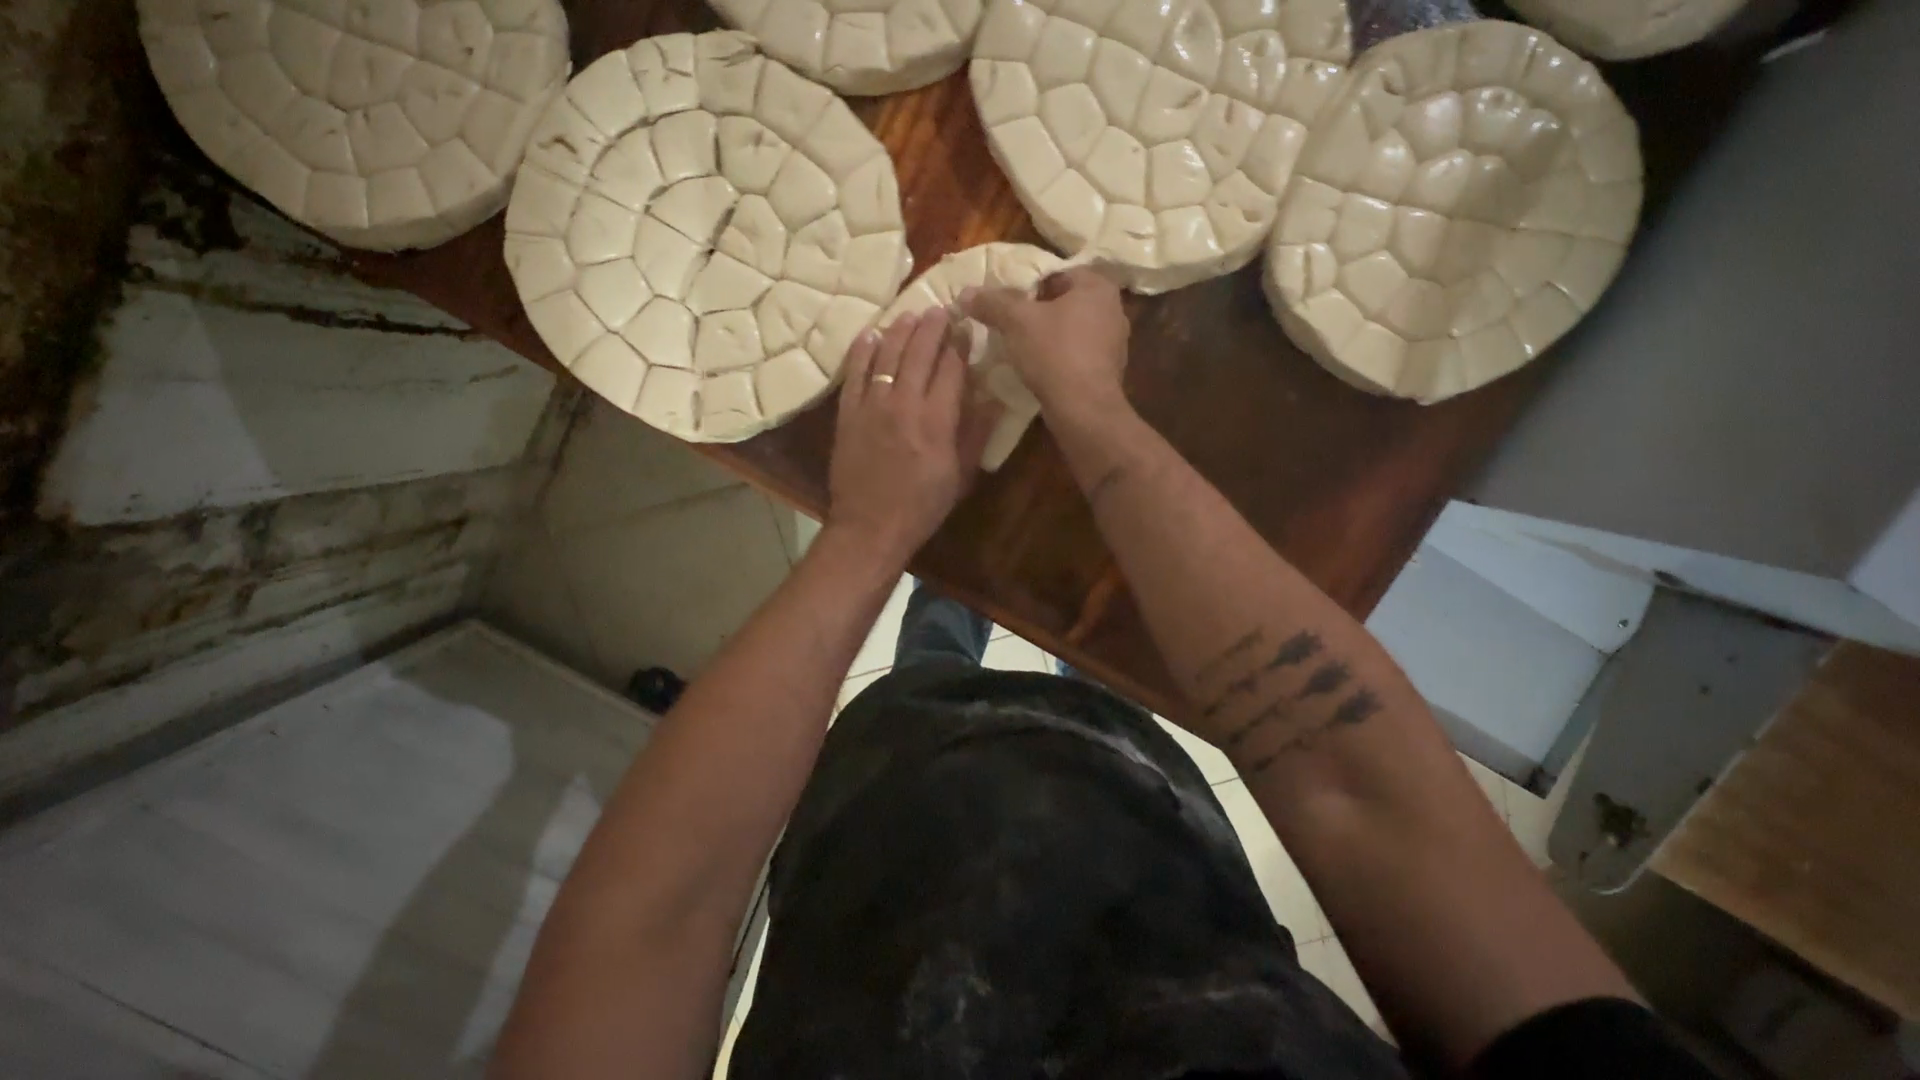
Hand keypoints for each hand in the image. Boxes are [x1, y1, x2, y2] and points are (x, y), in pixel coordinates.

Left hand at [827, 308, 996, 563]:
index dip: (961, 344)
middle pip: (920, 353)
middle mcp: (905, 405)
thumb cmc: (922, 506)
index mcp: (938, 421)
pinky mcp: (847, 414)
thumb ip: (976, 434)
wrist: (870, 527)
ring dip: (900, 331)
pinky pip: (854, 374)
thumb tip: (994, 398)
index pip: (952, 368)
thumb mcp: (961, 475)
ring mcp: (872, 406)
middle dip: (932, 327)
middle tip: (940, 309)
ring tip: (910, 314)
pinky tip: (870, 335)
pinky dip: (862, 351)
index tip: (967, 328)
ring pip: (887, 356)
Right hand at [959, 266, 1130, 420]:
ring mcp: (1114, 342)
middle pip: (1064, 301)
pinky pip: (1077, 353)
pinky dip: (1058, 356)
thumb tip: (965, 293)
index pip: (1056, 273)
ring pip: (1070, 329)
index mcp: (1098, 287)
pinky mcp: (1107, 370)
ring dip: (1047, 335)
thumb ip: (992, 302)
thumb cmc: (1055, 353)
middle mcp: (1113, 309)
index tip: (1005, 300)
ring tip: (1019, 345)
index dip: (1027, 284)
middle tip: (1008, 321)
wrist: (1083, 409)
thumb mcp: (1017, 321)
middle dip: (1036, 310)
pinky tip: (1038, 367)